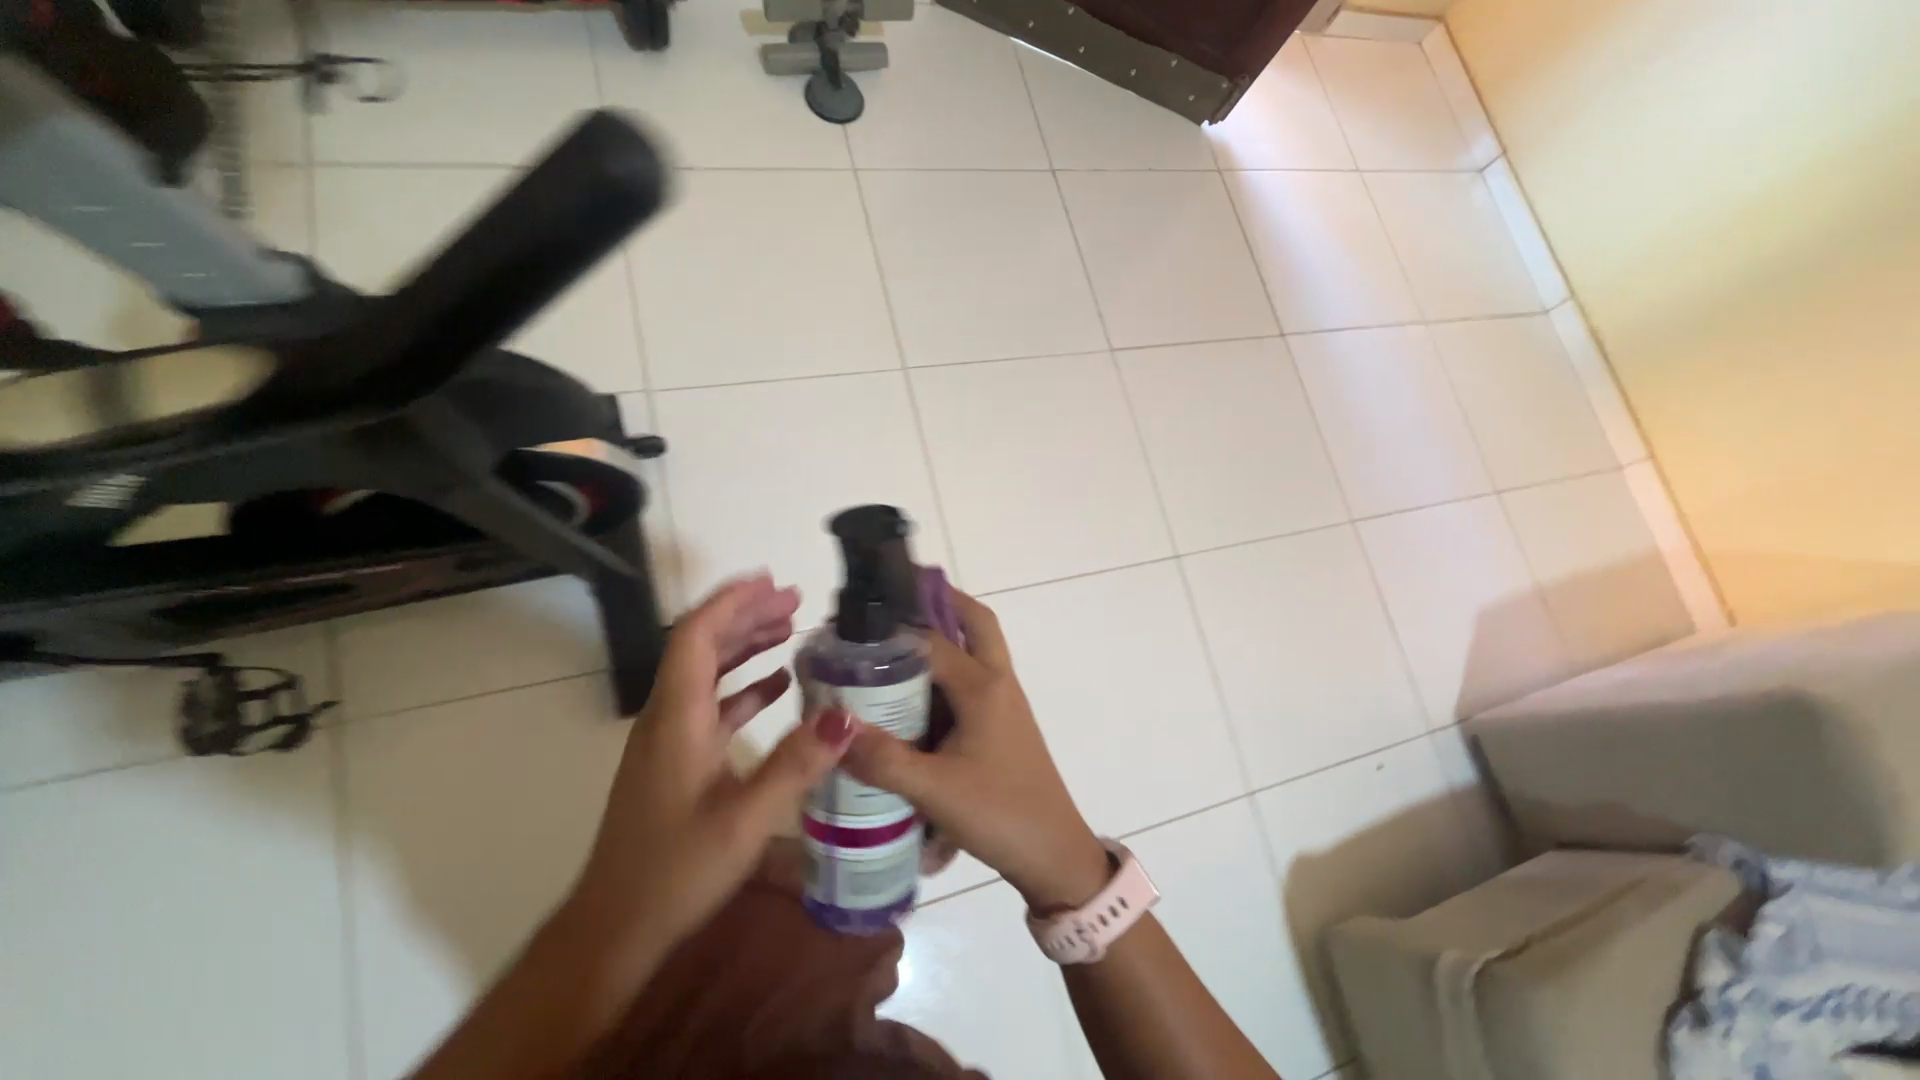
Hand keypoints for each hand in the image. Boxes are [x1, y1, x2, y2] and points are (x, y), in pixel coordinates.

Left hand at [573, 574, 856, 950]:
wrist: (616, 925)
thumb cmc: (676, 870)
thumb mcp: (745, 819)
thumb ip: (795, 763)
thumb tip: (845, 715)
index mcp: (676, 718)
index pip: (696, 635)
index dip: (731, 602)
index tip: (771, 581)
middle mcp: (666, 718)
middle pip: (700, 646)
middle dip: (745, 616)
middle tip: (795, 600)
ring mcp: (667, 740)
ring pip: (705, 674)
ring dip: (744, 647)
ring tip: (790, 628)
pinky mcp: (674, 762)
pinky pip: (709, 706)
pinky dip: (743, 687)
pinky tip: (778, 687)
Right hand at [840, 589, 1110, 912]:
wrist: (1054, 855)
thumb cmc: (1000, 815)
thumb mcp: (935, 791)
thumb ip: (882, 759)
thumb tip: (831, 728)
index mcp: (983, 688)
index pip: (932, 639)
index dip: (892, 628)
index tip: (847, 624)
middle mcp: (997, 684)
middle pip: (975, 622)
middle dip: (939, 601)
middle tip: (893, 602)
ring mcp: (1004, 704)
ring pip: (978, 650)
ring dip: (945, 635)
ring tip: (891, 643)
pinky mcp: (1003, 726)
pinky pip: (973, 682)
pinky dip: (946, 673)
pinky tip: (911, 697)